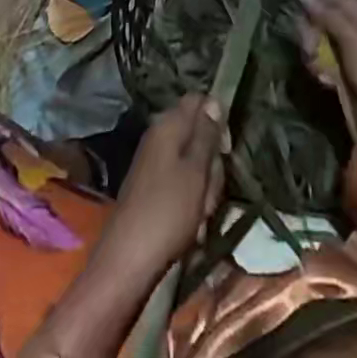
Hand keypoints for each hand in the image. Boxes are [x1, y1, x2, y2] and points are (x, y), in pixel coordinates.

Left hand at [102, 95, 225, 275]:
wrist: (130, 257)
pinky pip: (183, 184)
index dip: (217, 118)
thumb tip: (213, 100)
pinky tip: (191, 223)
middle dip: (212, 162)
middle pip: (198, 135)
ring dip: (204, 187)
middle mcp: (159, 137)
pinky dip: (192, 202)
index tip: (226, 146)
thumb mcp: (196, 171)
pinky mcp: (154, 185)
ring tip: (200, 211)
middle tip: (210, 188)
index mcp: (167, 126)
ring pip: (195, 164)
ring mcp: (155, 161)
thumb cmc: (168, 210)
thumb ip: (206, 134)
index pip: (197, 101)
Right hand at [300, 0, 356, 118]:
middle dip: (308, 29)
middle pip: (316, 15)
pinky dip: (316, 66)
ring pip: (312, 36)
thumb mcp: (351, 36)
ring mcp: (342, 47)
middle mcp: (349, 25)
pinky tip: (323, 78)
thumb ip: (326, 12)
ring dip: (311, 51)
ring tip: (319, 66)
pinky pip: (316, 57)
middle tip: (311, 45)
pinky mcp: (336, 66)